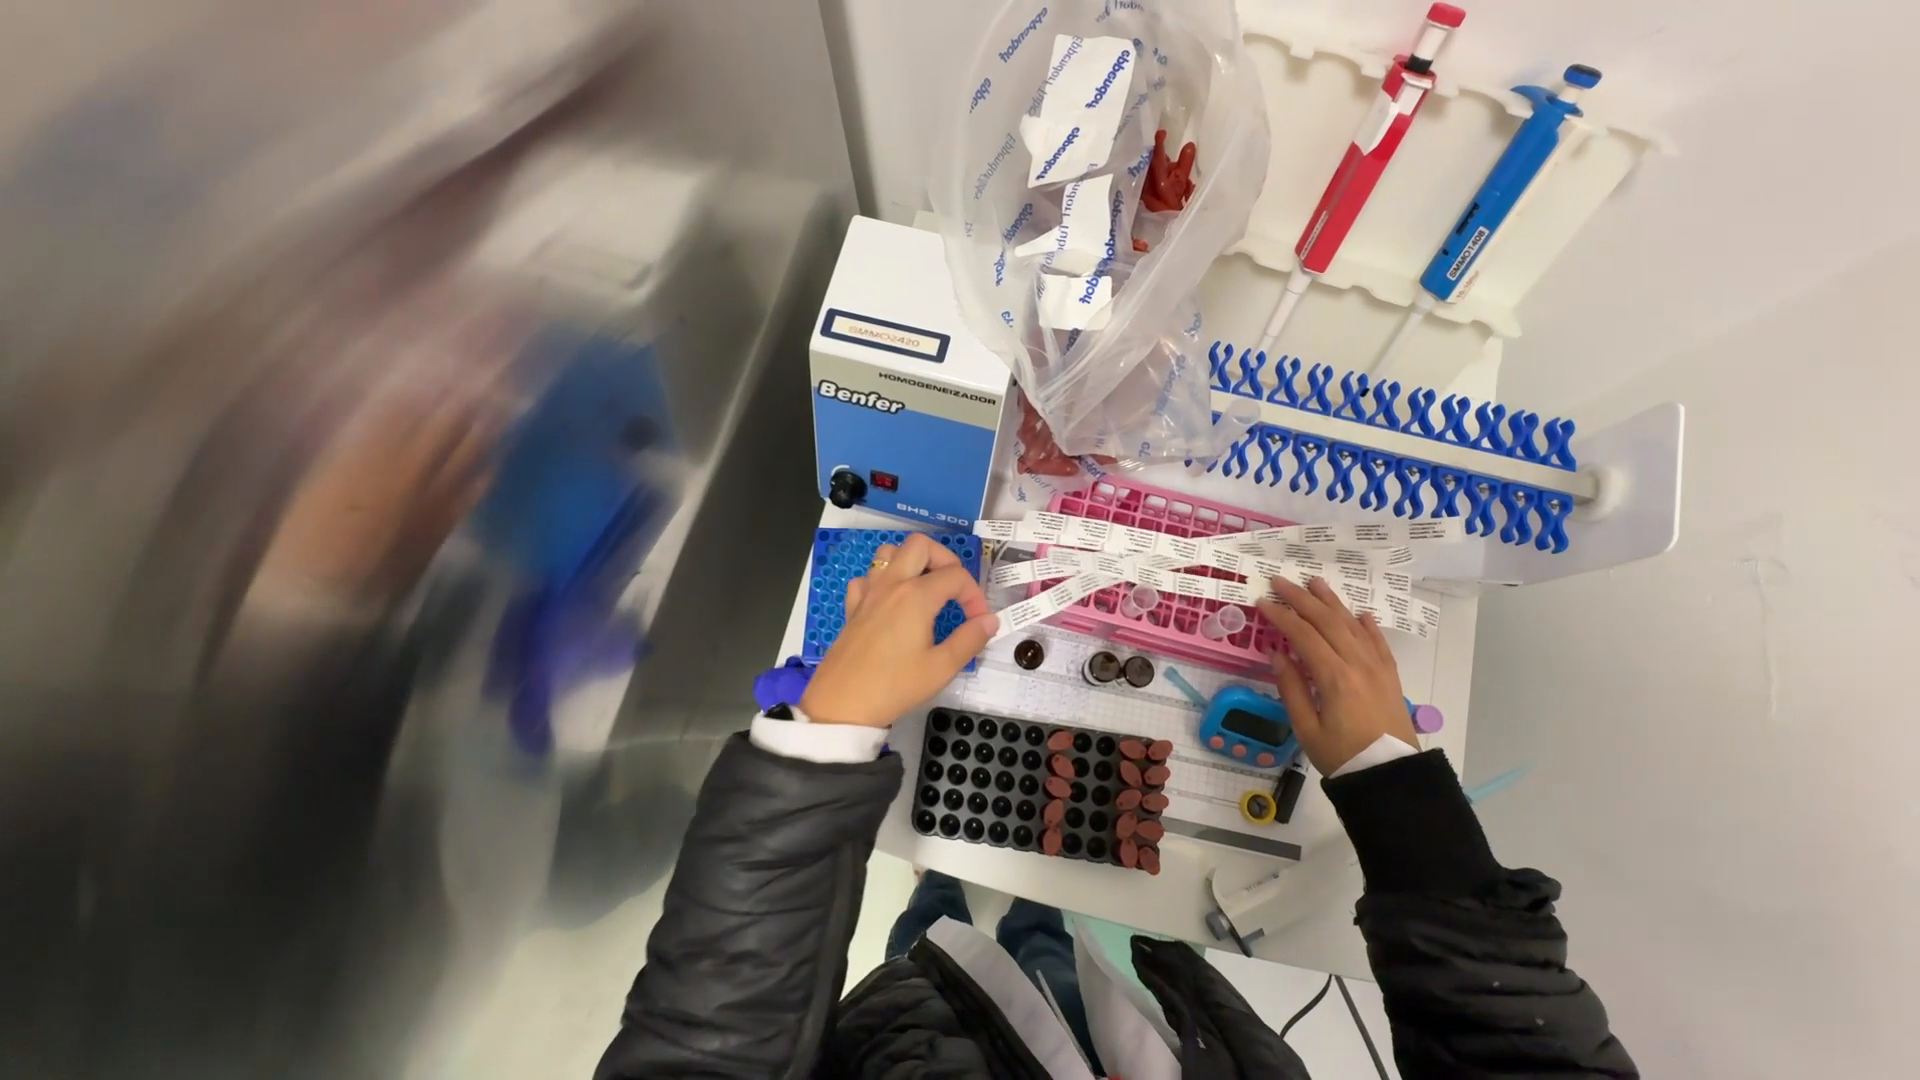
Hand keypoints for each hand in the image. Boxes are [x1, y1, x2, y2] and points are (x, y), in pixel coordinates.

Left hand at [800, 533, 997, 728]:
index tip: (979, 621)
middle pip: (921, 545)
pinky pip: (867, 577)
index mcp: (917, 596)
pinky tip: (892, 603)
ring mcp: (869, 593)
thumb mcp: (941, 668)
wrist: (842, 704)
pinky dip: (883, 581)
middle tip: (955, 588)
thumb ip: (970, 639)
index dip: (974, 595)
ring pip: (889, 553)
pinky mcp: (853, 607)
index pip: (956, 576)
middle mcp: (892, 585)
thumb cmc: (894, 686)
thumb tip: (990, 621)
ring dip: (912, 562)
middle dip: (945, 559)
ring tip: (926, 587)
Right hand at [1255, 577, 1415, 774]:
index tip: (1263, 602)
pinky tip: (1359, 614)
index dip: (1281, 616)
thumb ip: (1291, 688)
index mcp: (1334, 677)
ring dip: (1332, 602)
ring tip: (1315, 583)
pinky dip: (1367, 625)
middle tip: (1281, 581)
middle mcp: (1358, 664)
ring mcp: (1377, 668)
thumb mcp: (1306, 728)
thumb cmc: (1342, 756)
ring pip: (1353, 625)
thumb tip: (1277, 653)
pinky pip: (1378, 642)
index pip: (1303, 635)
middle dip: (1302, 599)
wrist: (1390, 776)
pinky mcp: (1390, 676)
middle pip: (1328, 621)